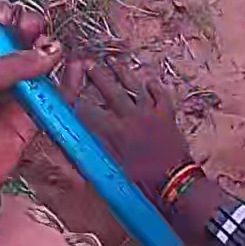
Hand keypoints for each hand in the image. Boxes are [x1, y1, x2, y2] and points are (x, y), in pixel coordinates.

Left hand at [0, 0, 64, 195]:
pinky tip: (76, 67)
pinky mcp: (30, 119)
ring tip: (54, 47)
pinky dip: (69, 82)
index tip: (7, 13)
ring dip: (49, 51)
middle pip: (17, 42)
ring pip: (38, 66)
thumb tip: (50, 52)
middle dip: (28, 29)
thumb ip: (9, 64)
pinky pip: (54, 96)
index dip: (0, 16)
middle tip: (34, 27)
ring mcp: (12, 95)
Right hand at [74, 59, 191, 199]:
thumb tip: (81, 144)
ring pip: (135, 88)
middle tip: (88, 63)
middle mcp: (131, 117)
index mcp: (115, 131)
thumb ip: (97, 150)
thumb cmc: (142, 182)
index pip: (90, 111)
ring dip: (123, 74)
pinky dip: (154, 88)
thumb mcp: (112, 169)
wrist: (175, 183)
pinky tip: (149, 81)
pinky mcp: (167, 116)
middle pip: (111, 91)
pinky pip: (160, 96)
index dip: (77, 102)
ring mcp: (150, 114)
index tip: (68, 94)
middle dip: (98, 76)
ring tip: (113, 62)